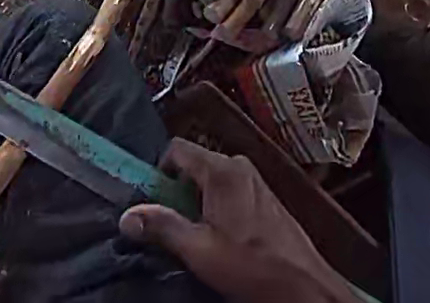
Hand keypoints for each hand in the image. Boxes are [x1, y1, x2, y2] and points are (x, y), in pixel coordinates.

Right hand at [120, 139, 352, 302]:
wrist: (301, 281)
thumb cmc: (249, 263)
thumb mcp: (199, 250)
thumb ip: (163, 227)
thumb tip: (128, 215)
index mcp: (220, 168)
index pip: (177, 148)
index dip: (159, 171)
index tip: (153, 201)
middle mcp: (237, 163)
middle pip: (194, 163)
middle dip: (178, 190)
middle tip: (173, 225)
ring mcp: (252, 176)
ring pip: (211, 176)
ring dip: (197, 200)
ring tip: (198, 235)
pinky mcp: (263, 192)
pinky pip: (229, 186)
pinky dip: (216, 203)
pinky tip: (222, 236)